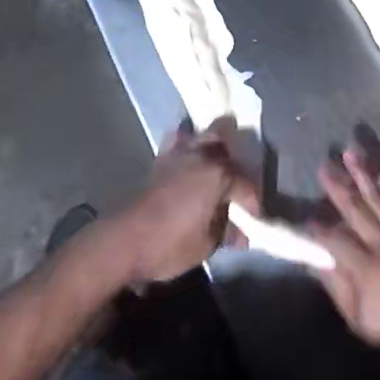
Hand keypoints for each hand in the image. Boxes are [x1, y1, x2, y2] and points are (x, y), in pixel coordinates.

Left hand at [101, 118, 258, 285]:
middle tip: (236, 189)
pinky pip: (178, 141)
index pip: (246, 185)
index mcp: (219, 174)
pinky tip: (188, 156)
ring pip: (204, 136)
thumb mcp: (207, 244)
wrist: (124, 241)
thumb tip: (239, 232)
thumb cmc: (170, 244)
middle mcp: (202, 156)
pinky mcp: (160, 160)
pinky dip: (186, 143)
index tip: (254, 223)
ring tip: (217, 167)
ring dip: (214, 147)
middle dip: (236, 164)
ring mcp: (179, 154)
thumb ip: (226, 231)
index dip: (253, 205)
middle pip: (228, 146)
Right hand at [313, 149, 379, 345]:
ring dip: (365, 175)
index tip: (306, 218)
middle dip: (337, 186)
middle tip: (323, 165)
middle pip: (356, 208)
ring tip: (351, 152)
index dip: (318, 226)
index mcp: (365, 267)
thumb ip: (335, 285)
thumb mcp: (356, 319)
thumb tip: (315, 259)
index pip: (334, 238)